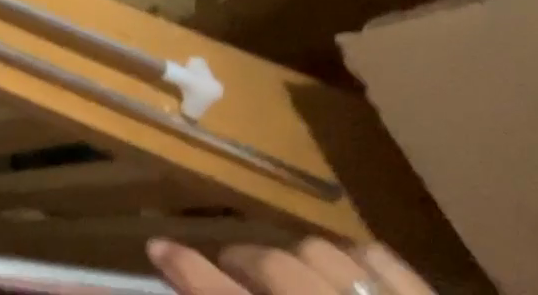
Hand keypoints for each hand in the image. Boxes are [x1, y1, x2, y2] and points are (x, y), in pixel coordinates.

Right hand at [148, 238, 434, 294]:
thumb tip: (194, 289)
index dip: (188, 272)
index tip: (157, 247)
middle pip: (273, 266)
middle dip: (241, 262)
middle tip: (231, 274)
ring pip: (320, 251)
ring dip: (294, 259)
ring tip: (289, 278)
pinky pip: (379, 258)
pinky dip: (354, 260)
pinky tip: (345, 277)